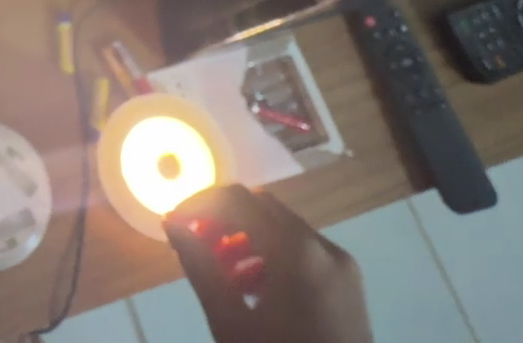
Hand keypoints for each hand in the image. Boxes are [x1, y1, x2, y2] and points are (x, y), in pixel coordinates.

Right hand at [164, 184, 370, 342]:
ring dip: (245, 238)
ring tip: (222, 274)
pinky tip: (252, 290)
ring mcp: (342, 267)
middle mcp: (323, 247)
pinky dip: (271, 256)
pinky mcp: (349, 287)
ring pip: (282, 228)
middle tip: (196, 246)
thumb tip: (172, 223)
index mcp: (296, 250)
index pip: (236, 200)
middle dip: (223, 220)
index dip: (198, 205)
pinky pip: (302, 251)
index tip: (174, 224)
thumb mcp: (230, 323)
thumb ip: (199, 265)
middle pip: (260, 208)